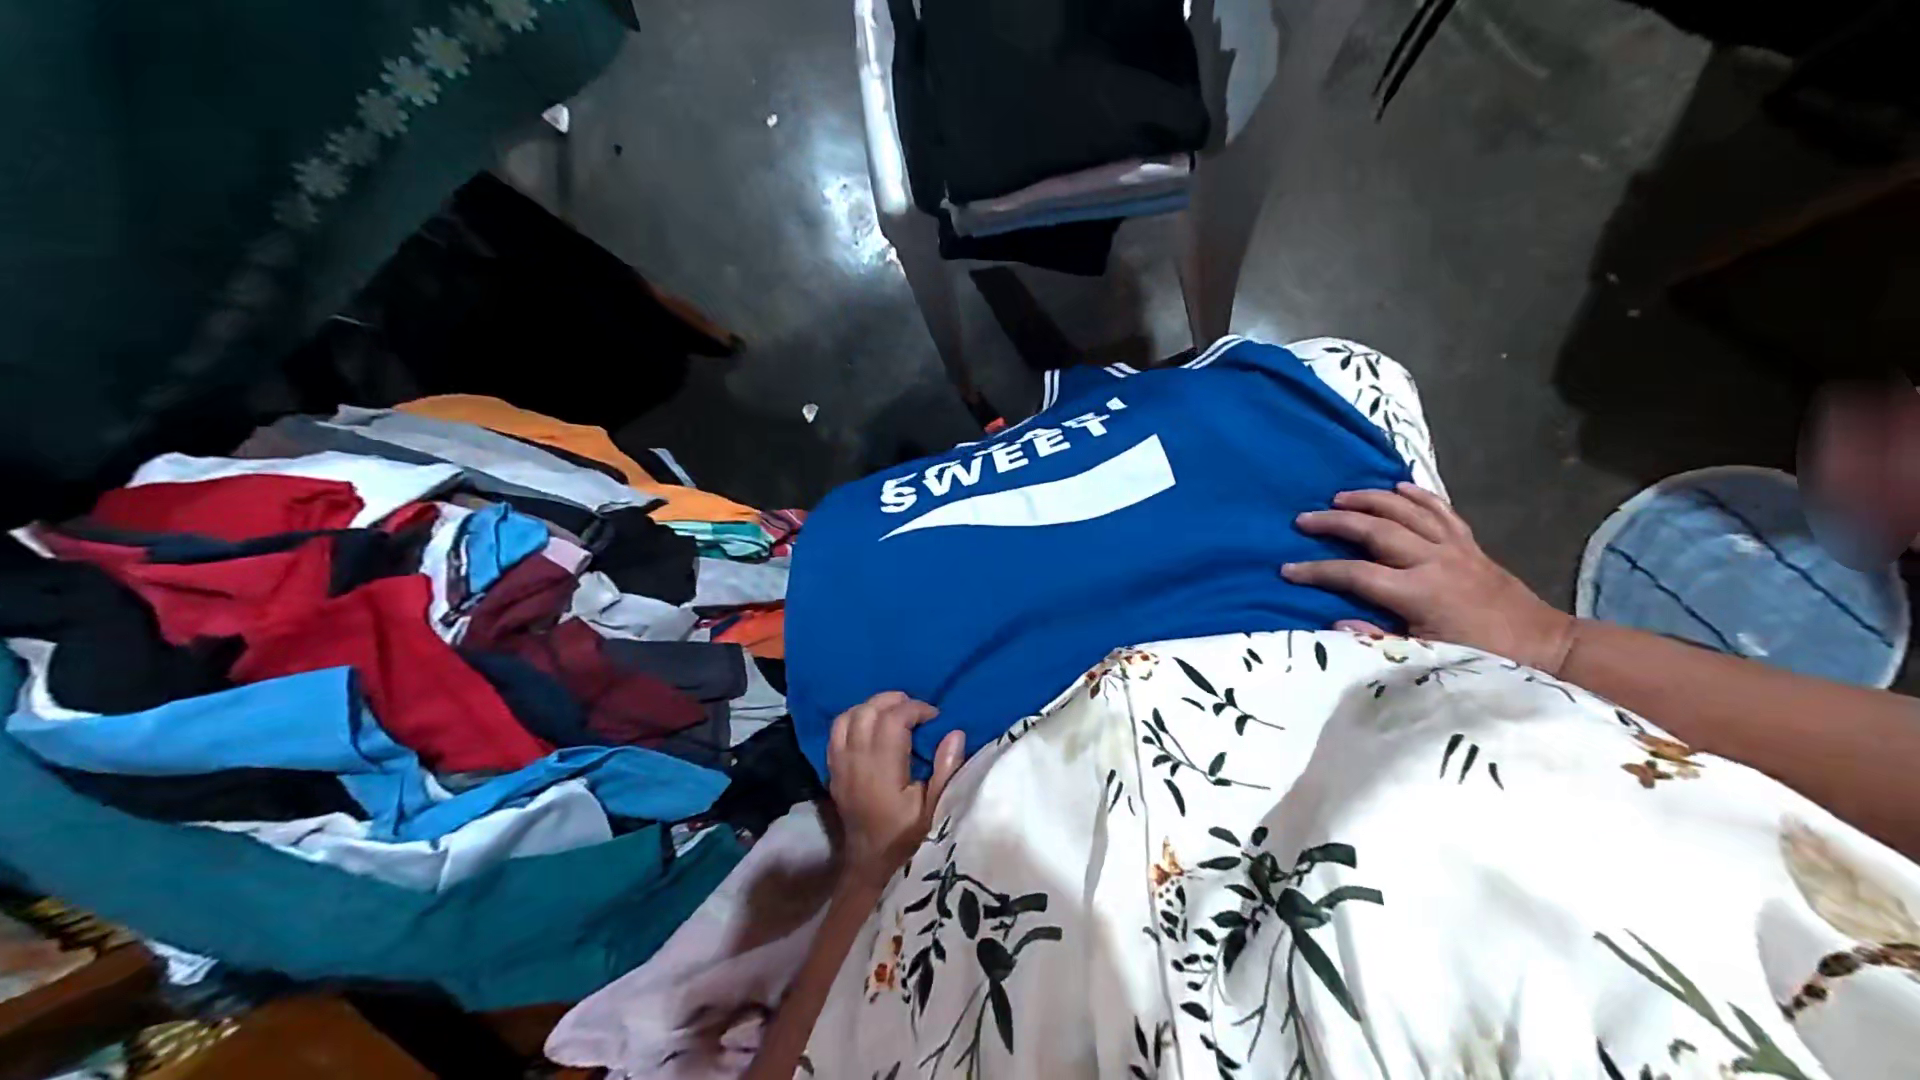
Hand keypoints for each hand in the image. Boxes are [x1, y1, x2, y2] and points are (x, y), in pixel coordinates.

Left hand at [827, 692, 964, 887]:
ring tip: (895, 710)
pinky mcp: (833, 771)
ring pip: (847, 718)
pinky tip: (871, 723)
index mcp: (882, 773)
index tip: (935, 716)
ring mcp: (840, 767)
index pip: (892, 722)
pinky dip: (854, 718)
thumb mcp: (936, 811)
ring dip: (872, 706)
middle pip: (866, 713)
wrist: (870, 866)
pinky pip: (836, 732)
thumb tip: (954, 732)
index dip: (915, 709)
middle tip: (916, 707)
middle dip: (892, 701)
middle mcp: (856, 765)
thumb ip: (945, 771)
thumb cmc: (908, 839)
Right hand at [1283, 483, 1576, 672]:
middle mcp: (1434, 561)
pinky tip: (1398, 487)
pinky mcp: (1470, 544)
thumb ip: (1378, 638)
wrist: (1545, 645)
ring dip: (1370, 500)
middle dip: (1336, 522)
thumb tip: (1335, 621)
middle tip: (1304, 519)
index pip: (1354, 573)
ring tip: (1340, 496)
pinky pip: (1441, 510)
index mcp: (1418, 592)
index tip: (1287, 569)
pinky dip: (1419, 496)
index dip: (1317, 571)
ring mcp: (1455, 548)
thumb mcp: (1426, 655)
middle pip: (1376, 530)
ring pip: (1406, 511)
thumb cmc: (1481, 655)